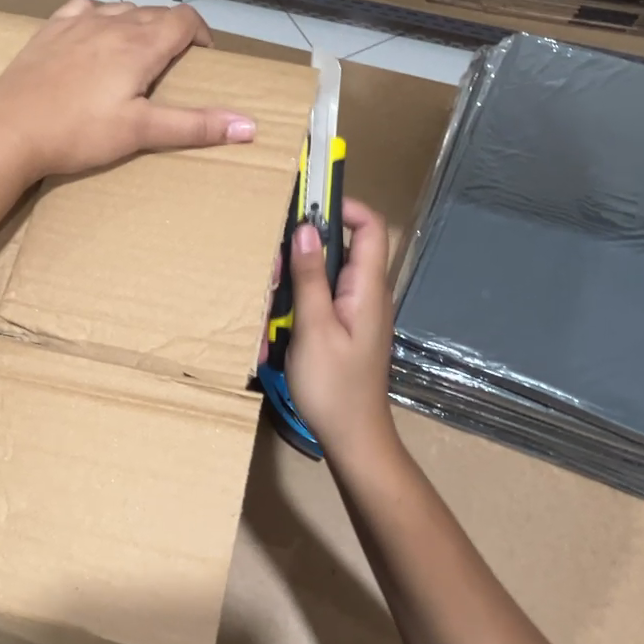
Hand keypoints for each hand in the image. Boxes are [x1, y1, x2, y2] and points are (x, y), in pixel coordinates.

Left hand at [0, 0, 256, 178]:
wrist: (10, 128)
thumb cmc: (80, 133)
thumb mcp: (142, 132)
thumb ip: (195, 125)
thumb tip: (250, 126)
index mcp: (140, 45)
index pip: (184, 19)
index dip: (200, 33)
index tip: (202, 56)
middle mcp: (113, 24)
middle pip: (154, 13)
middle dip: (171, 32)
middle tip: (173, 64)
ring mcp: (77, 24)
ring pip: (120, 9)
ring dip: (138, 24)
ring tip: (137, 53)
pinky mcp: (49, 31)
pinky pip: (83, 9)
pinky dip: (99, 17)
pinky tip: (93, 34)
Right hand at [286, 198, 396, 458]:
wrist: (353, 437)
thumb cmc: (334, 385)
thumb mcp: (314, 328)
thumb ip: (310, 277)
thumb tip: (307, 228)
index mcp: (368, 287)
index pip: (370, 225)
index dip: (343, 206)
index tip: (305, 206)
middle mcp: (368, 293)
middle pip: (345, 245)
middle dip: (308, 245)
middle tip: (275, 263)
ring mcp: (358, 312)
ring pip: (329, 273)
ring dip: (299, 276)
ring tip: (273, 296)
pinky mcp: (345, 329)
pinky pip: (323, 298)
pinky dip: (301, 300)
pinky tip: (280, 320)